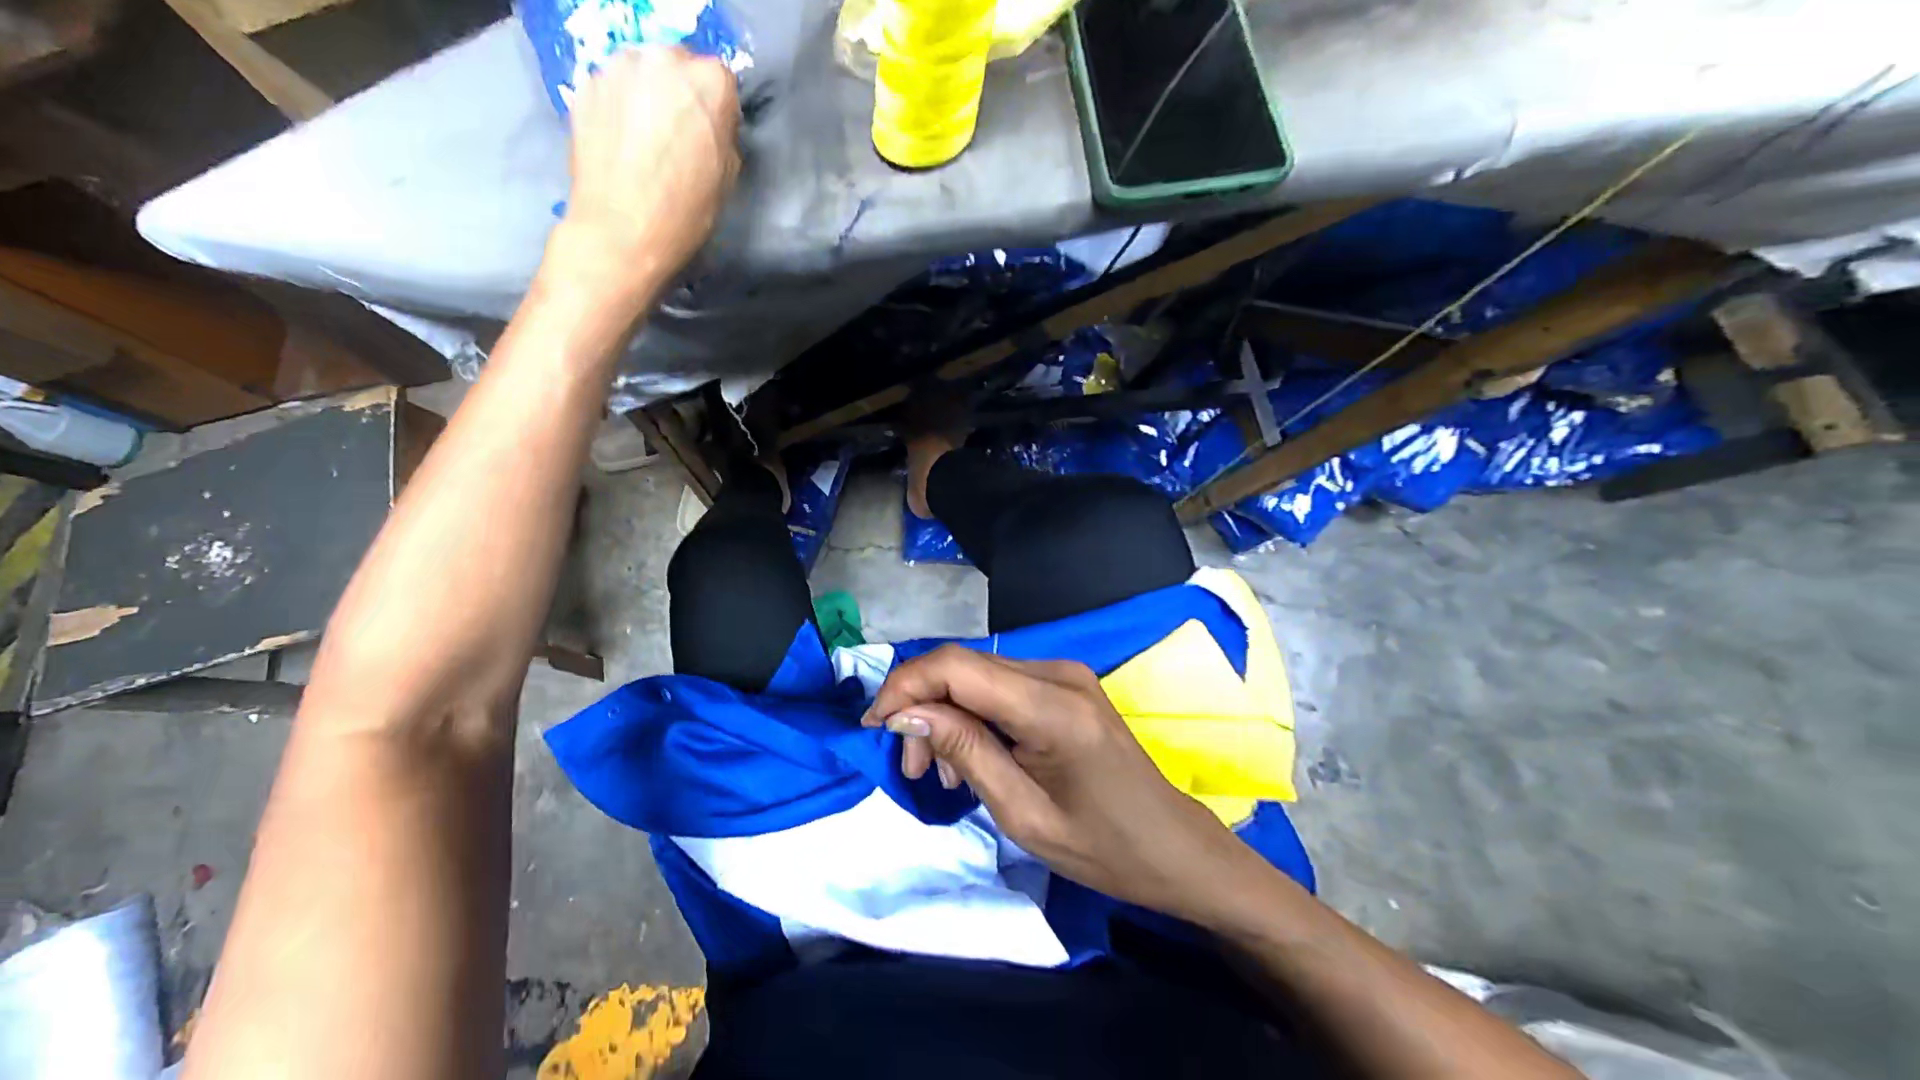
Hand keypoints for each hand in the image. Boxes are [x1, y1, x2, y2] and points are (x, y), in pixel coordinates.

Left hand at [546, 45, 740, 310]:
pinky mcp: (585, 85)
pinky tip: (620, 142)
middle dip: (680, 93)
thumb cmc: (686, 212)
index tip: (711, 134)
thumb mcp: (728, 176)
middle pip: (677, 66)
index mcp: (709, 81)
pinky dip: (618, 107)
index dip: (716, 109)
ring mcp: (618, 68)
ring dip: (647, 96)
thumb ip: (723, 134)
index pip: (720, 79)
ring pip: (642, 72)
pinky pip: (612, 89)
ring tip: (645, 139)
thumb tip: (711, 123)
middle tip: (677, 134)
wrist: (621, 232)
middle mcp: (662, 59)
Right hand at [863, 645, 1262, 925]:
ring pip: (979, 675)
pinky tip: (974, 758)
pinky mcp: (1067, 686)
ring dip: (947, 715)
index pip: (956, 667)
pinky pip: (1002, 687)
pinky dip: (975, 716)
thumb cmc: (1104, 848)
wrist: (1174, 849)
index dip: (906, 687)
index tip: (875, 728)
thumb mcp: (1023, 814)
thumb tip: (906, 711)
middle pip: (964, 666)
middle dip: (923, 708)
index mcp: (1052, 707)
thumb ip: (965, 751)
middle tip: (915, 769)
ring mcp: (1066, 675)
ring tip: (945, 774)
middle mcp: (1059, 673)